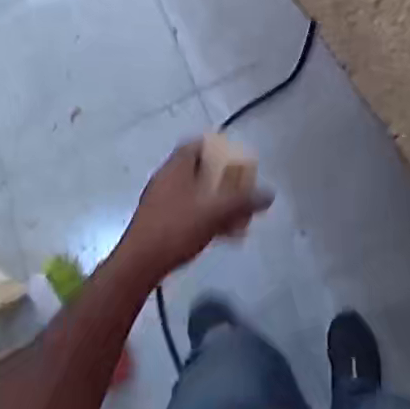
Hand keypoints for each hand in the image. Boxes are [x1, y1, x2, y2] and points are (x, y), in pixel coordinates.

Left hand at [116, 139, 274, 280]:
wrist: (140, 264)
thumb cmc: (177, 228)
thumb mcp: (216, 212)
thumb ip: (244, 201)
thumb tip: (269, 194)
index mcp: (176, 167)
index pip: (196, 144)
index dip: (217, 147)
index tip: (235, 158)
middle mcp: (166, 179)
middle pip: (198, 170)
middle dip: (223, 180)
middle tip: (242, 190)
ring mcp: (160, 201)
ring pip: (195, 194)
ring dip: (217, 202)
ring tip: (238, 217)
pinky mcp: (158, 222)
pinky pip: (188, 212)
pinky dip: (206, 217)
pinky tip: (223, 235)